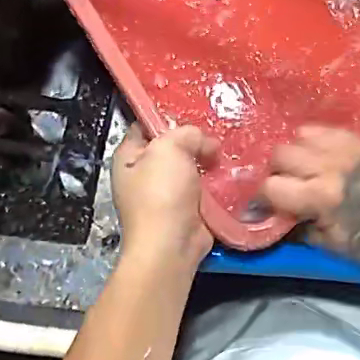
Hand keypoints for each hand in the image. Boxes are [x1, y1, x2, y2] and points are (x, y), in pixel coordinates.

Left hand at [111, 125, 219, 270]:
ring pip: (192, 166)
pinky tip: (230, 174)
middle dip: (195, 141)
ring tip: (227, 154)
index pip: (146, 126)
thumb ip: (187, 133)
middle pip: (173, 146)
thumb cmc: (162, 193)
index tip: (194, 114)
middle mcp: (144, 174)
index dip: (168, 117)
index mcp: (129, 157)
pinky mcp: (186, 208)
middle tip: (216, 136)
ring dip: (209, 161)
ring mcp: (166, 193)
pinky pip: (204, 187)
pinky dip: (216, 182)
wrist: (172, 244)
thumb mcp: (170, 148)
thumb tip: (205, 143)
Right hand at [262, 125, 359, 266]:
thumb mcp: (319, 240)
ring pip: (301, 134)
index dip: (263, 195)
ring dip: (297, 151)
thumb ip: (290, 220)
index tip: (266, 201)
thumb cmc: (358, 243)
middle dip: (276, 170)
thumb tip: (265, 208)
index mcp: (321, 197)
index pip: (271, 185)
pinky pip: (326, 129)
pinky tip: (320, 155)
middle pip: (281, 153)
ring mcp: (348, 150)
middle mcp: (332, 167)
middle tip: (284, 182)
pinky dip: (317, 140)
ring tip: (304, 166)